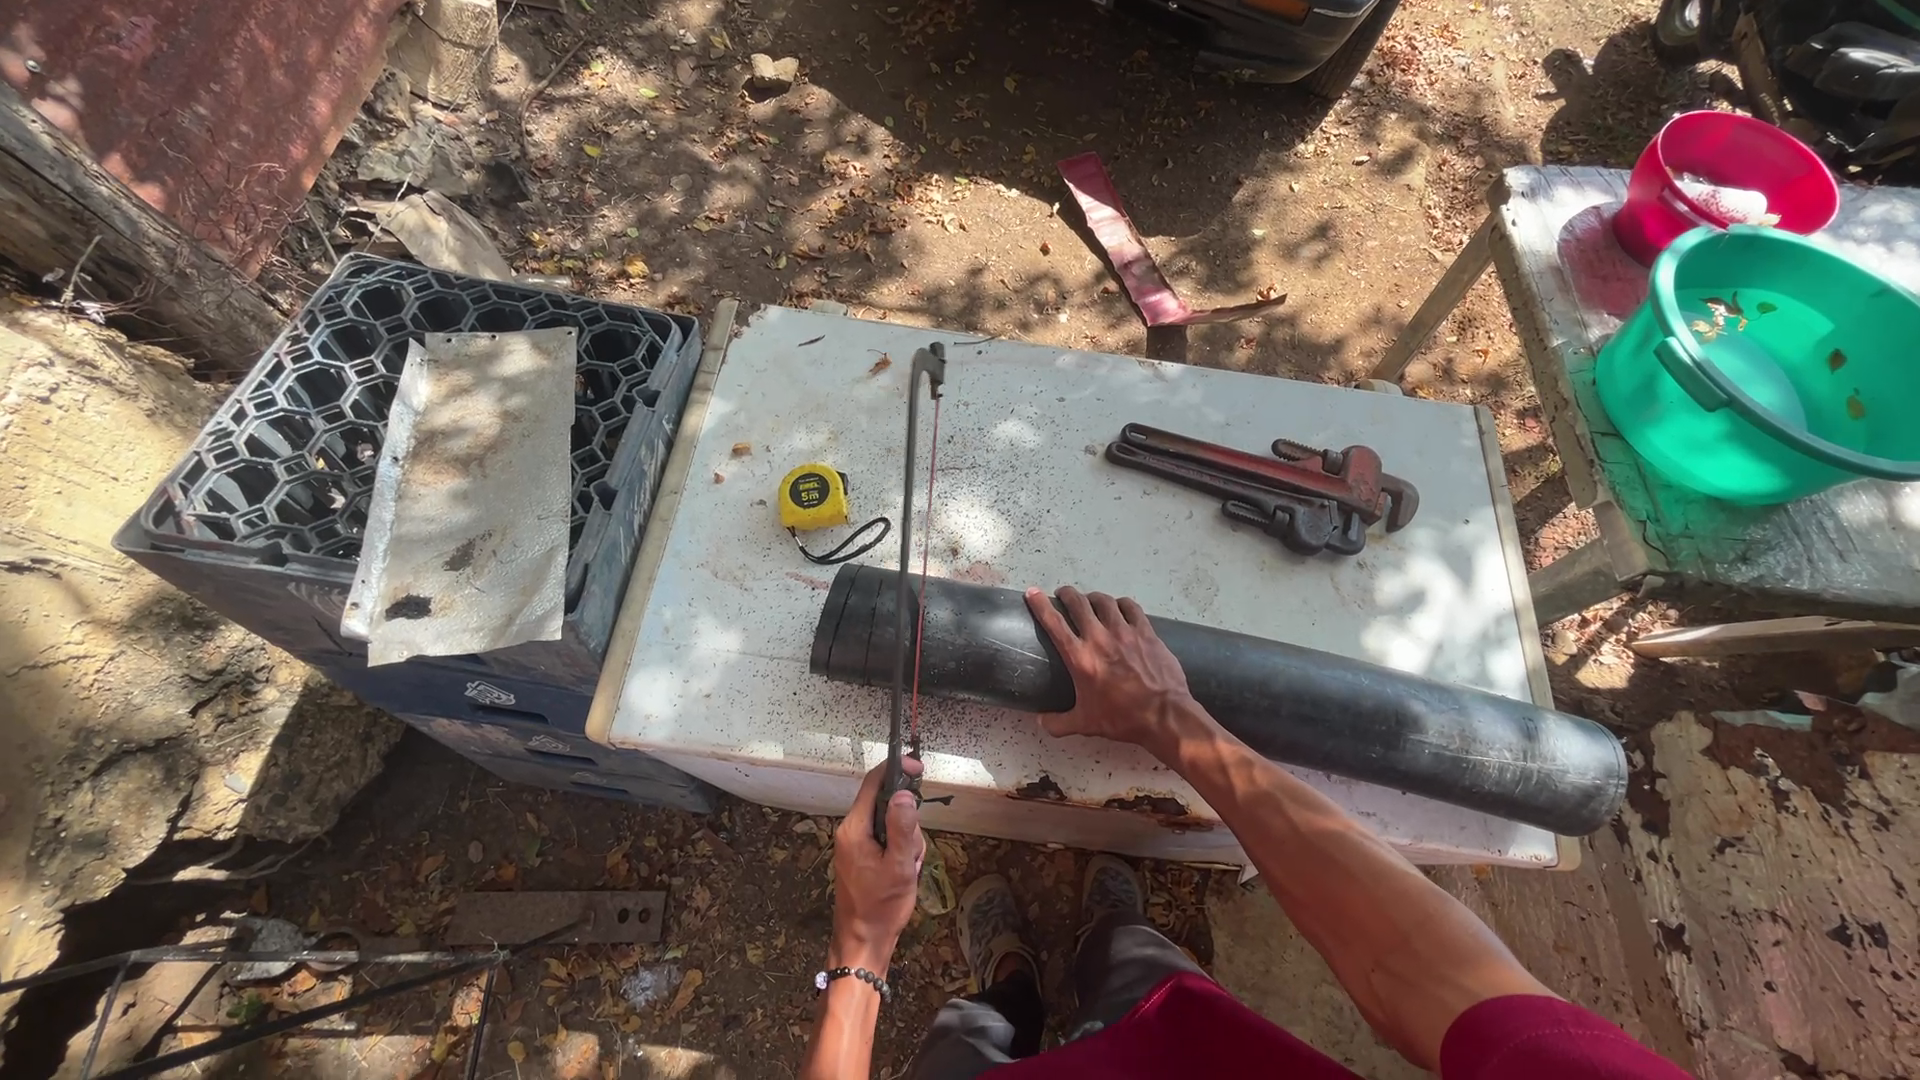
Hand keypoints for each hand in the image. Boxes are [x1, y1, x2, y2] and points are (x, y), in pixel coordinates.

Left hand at [829, 757, 925, 967]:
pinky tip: (903, 872)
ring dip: (906, 840)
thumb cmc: (881, 907)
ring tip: (909, 867)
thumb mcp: (899, 866)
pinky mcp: (861, 856)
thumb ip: (902, 827)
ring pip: (888, 822)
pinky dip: (899, 850)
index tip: (919, 767)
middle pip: (884, 803)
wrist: (862, 944)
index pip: (874, 782)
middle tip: (914, 850)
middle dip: (907, 820)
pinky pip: (885, 838)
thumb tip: (905, 793)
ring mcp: (855, 844)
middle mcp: (850, 831)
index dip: (896, 769)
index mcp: (854, 828)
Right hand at [1024, 586, 1200, 755]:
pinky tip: (1120, 607)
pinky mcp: (1146, 632)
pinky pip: (1131, 607)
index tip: (1033, 593)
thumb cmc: (1122, 719)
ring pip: (1104, 601)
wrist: (1165, 715)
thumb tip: (1041, 722)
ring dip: (1093, 597)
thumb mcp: (1085, 724)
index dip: (1040, 604)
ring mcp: (1125, 632)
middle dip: (1067, 594)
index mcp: (1080, 658)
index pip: (1054, 623)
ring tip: (1090, 600)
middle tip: (1063, 595)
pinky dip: (1121, 603)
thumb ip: (1058, 723)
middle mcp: (1099, 638)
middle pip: (1078, 603)